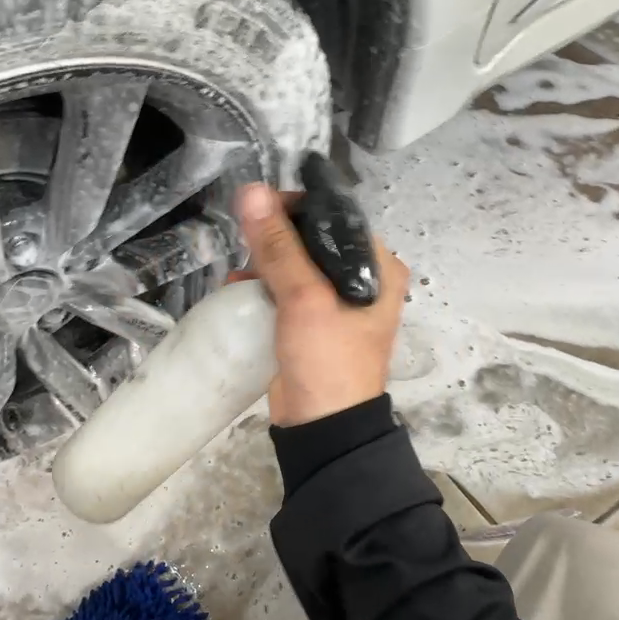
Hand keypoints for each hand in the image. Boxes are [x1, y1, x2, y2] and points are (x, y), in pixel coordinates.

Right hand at [233, 182, 409, 425]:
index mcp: (379, 268)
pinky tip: (239, 287)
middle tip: (246, 243)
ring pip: (295, 265)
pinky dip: (263, 286)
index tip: (260, 210)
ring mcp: (336, 303)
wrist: (323, 426)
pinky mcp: (311, 323)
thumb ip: (278, 246)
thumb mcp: (304, 298)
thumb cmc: (327, 358)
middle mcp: (363, 280)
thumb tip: (252, 192)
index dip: (298, 207)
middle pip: (313, 239)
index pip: (337, 218)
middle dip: (276, 239)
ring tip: (240, 270)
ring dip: (265, 263)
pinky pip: (285, 291)